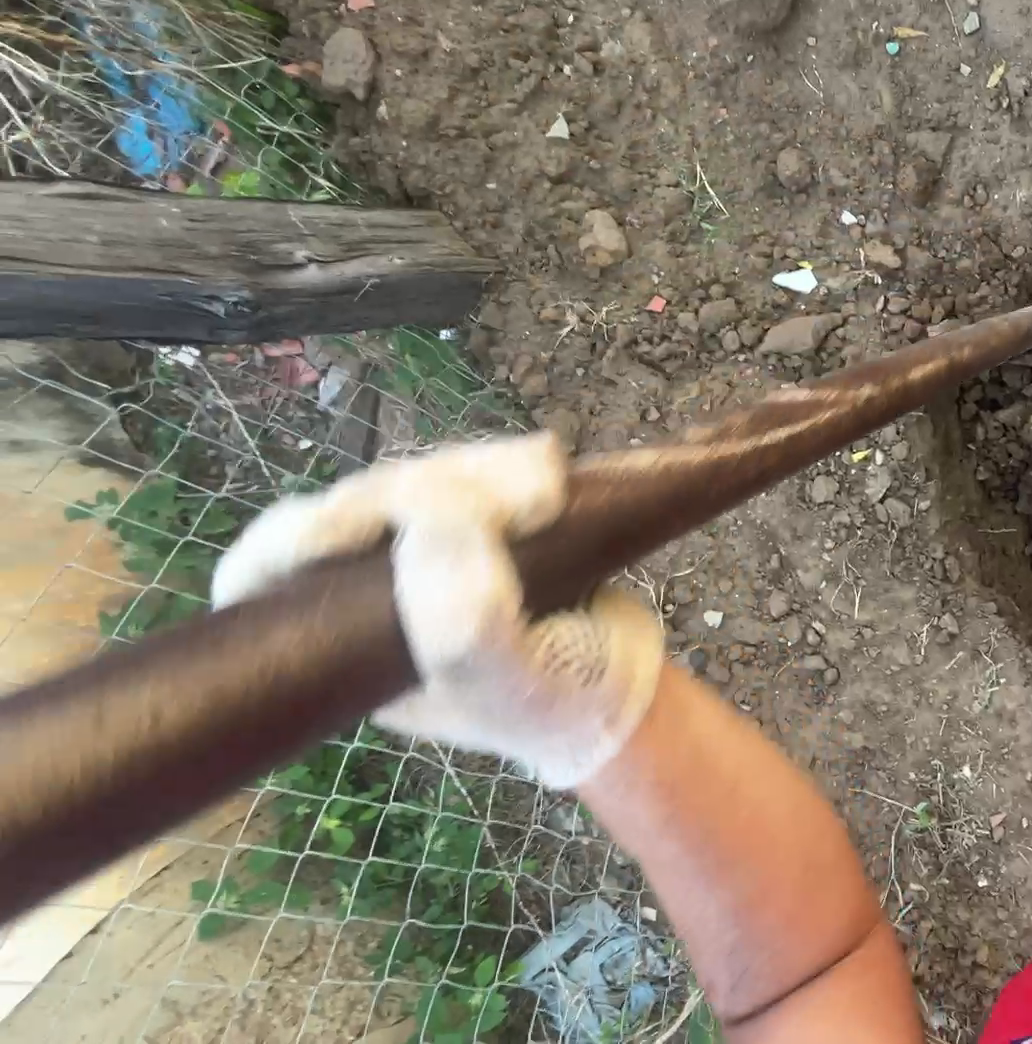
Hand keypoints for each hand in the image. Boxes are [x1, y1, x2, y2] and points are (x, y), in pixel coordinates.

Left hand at [211, 434, 664, 786]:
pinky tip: (553, 468)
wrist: (623, 687)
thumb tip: (433, 514)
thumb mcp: (508, 689)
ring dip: (491, 471)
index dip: (301, 533)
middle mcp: (379, 587)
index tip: (358, 521)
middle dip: (437, 490)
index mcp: (346, 643)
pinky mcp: (496, 518)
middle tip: (528, 504)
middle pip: (364, 504)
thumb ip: (465, 625)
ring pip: (429, 475)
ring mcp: (439, 547)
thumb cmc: (558, 707)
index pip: (271, 570)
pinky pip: (486, 470)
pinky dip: (519, 461)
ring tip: (552, 494)